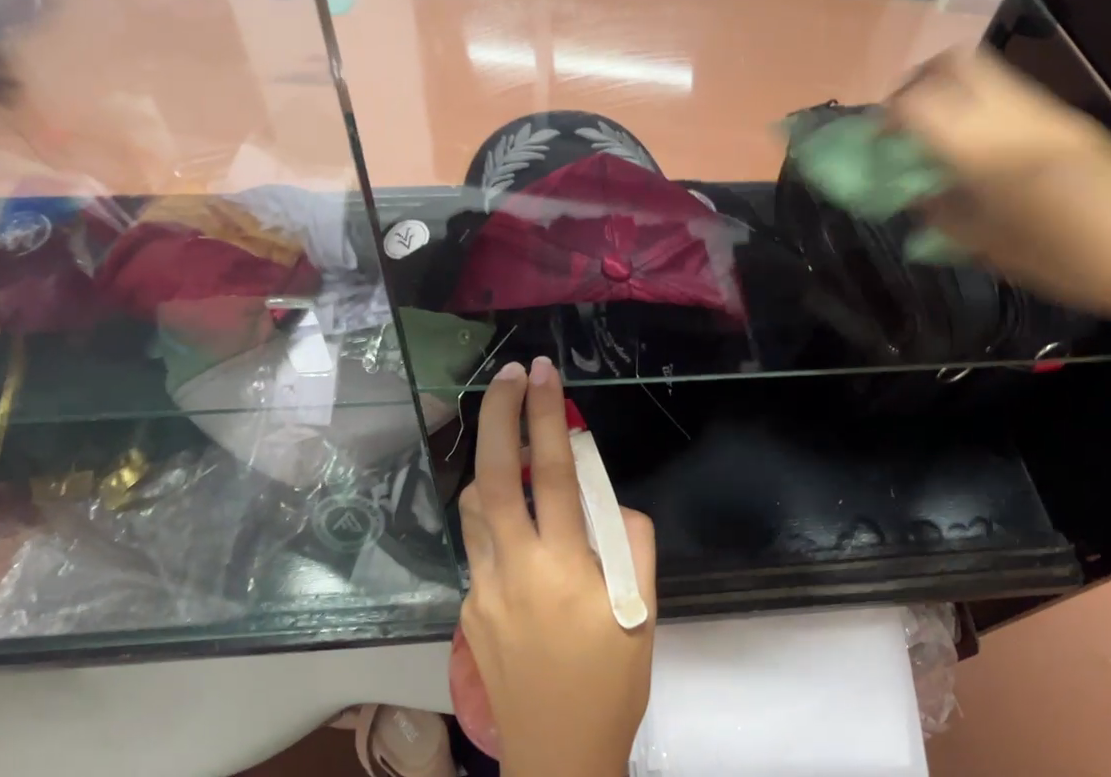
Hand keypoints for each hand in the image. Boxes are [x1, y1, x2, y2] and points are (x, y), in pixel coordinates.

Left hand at [455, 357, 656, 776]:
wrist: (558, 754)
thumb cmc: (612, 683)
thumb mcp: (642, 612)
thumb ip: (631, 543)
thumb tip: (608, 500)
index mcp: (563, 568)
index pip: (554, 473)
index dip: (547, 415)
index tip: (544, 372)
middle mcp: (512, 568)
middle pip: (495, 475)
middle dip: (500, 414)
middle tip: (510, 373)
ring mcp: (482, 588)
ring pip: (473, 506)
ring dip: (491, 466)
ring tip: (514, 444)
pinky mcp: (468, 608)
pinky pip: (479, 547)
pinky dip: (497, 522)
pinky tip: (521, 534)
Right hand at [891, 46, 1110, 332]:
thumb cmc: (1080, 267)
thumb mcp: (998, 252)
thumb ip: (946, 216)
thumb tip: (914, 195)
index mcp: (991, 153)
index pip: (919, 104)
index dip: (886, 116)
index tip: (876, 142)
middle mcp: (1018, 118)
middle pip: (954, 63)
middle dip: (917, 84)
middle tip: (904, 122)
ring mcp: (1050, 113)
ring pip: (985, 72)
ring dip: (950, 92)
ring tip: (938, 138)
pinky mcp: (1072, 123)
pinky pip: (1012, 95)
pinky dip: (980, 108)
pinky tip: (981, 152)